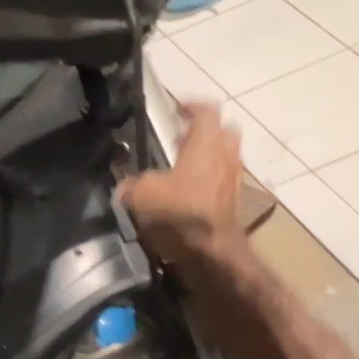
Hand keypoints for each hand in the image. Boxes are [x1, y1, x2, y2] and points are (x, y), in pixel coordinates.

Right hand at [117, 101, 244, 267]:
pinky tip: (188, 198)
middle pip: (222, 131)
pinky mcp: (233, 204)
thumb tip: (124, 187)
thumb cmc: (180, 213)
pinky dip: (208, 185)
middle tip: (181, 141)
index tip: (176, 109)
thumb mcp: (142, 195)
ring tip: (181, 172)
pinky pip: (221, 184)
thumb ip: (132, 185)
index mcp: (206, 143)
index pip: (205, 111)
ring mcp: (234, 180)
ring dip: (207, 160)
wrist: (212, 251)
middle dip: (203, 133)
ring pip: (224, 158)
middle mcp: (226, 155)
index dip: (190, 106)